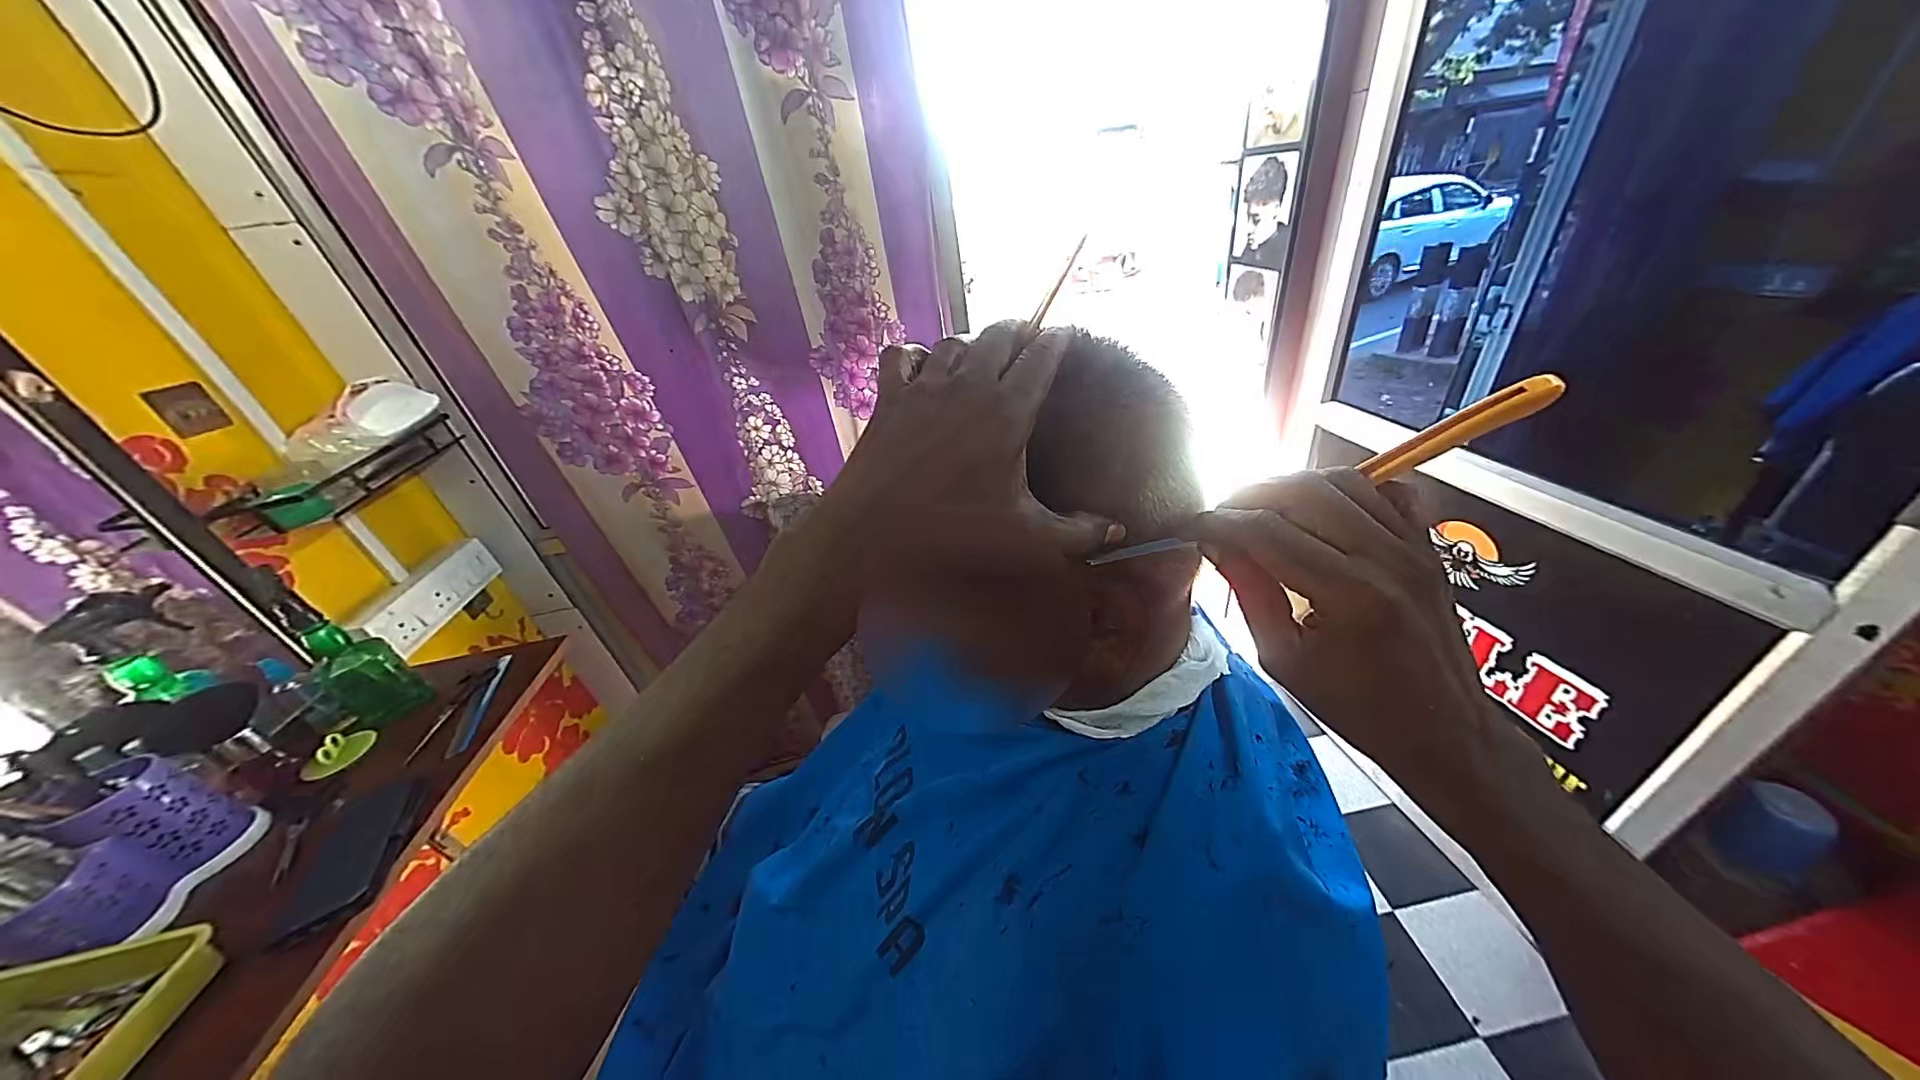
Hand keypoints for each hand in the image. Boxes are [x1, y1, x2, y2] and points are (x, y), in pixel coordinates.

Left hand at [773, 322, 1120, 679]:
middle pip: (1000, 335)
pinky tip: (922, 368)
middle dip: (1019, 329)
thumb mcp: (1025, 536)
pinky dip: (916, 354)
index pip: (1041, 357)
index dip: (1058, 339)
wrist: (872, 532)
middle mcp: (968, 386)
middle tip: (1029, 335)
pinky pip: (904, 355)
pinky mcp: (889, 397)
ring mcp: (925, 387)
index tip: (1067, 330)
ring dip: (972, 341)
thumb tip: (1118, 531)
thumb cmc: (952, 532)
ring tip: (981, 353)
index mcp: (1008, 411)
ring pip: (954, 341)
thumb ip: (1076, 533)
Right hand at [1179, 468, 1533, 800]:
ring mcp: (1413, 548)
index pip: (1265, 530)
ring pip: (1342, 480)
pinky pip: (1386, 490)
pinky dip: (1344, 489)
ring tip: (1262, 511)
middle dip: (1247, 497)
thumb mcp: (1284, 660)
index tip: (1193, 527)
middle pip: (1301, 492)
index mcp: (1348, 596)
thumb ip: (1250, 593)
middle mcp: (1386, 560)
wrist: (1443, 731)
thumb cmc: (1361, 709)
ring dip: (1290, 487)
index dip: (1217, 522)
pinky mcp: (1427, 547)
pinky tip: (1319, 510)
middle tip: (1222, 518)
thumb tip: (1217, 546)